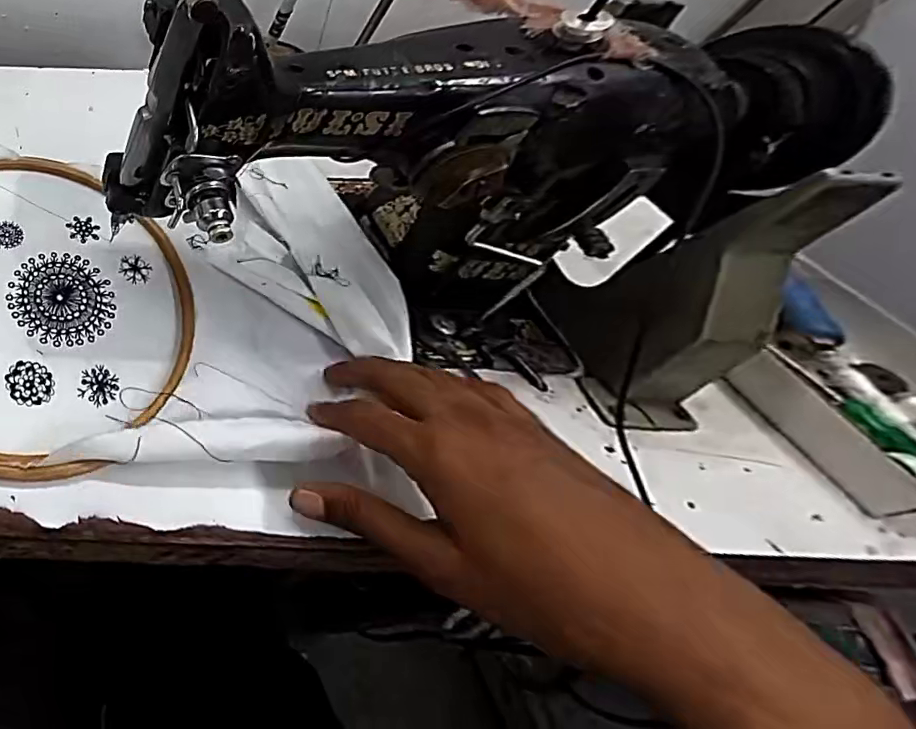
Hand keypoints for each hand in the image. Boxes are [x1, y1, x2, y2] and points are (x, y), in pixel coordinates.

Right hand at [292, 358, 903, 728]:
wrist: (668, 611)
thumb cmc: (558, 594)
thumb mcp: (443, 566)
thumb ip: (370, 521)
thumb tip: (312, 497)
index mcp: (441, 454)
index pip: (367, 418)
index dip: (335, 413)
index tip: (318, 413)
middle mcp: (474, 427)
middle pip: (401, 377)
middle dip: (361, 371)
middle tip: (336, 375)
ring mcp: (514, 426)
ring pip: (442, 375)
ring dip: (403, 369)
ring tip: (383, 374)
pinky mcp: (547, 435)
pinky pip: (485, 387)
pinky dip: (453, 379)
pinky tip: (455, 391)